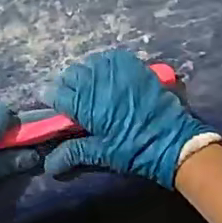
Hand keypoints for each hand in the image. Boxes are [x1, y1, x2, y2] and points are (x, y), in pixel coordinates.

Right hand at [43, 50, 218, 186]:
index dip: (50, 99)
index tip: (49, 105)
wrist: (173, 139)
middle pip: (71, 75)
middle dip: (66, 85)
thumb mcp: (102, 153)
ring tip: (87, 88)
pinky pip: (109, 57)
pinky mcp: (134, 65)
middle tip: (71, 100)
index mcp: (88, 104)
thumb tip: (48, 164)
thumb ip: (73, 153)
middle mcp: (99, 81)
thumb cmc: (135, 150)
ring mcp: (118, 70)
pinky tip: (104, 76)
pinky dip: (102, 64)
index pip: (57, 93)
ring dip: (84, 74)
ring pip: (89, 63)